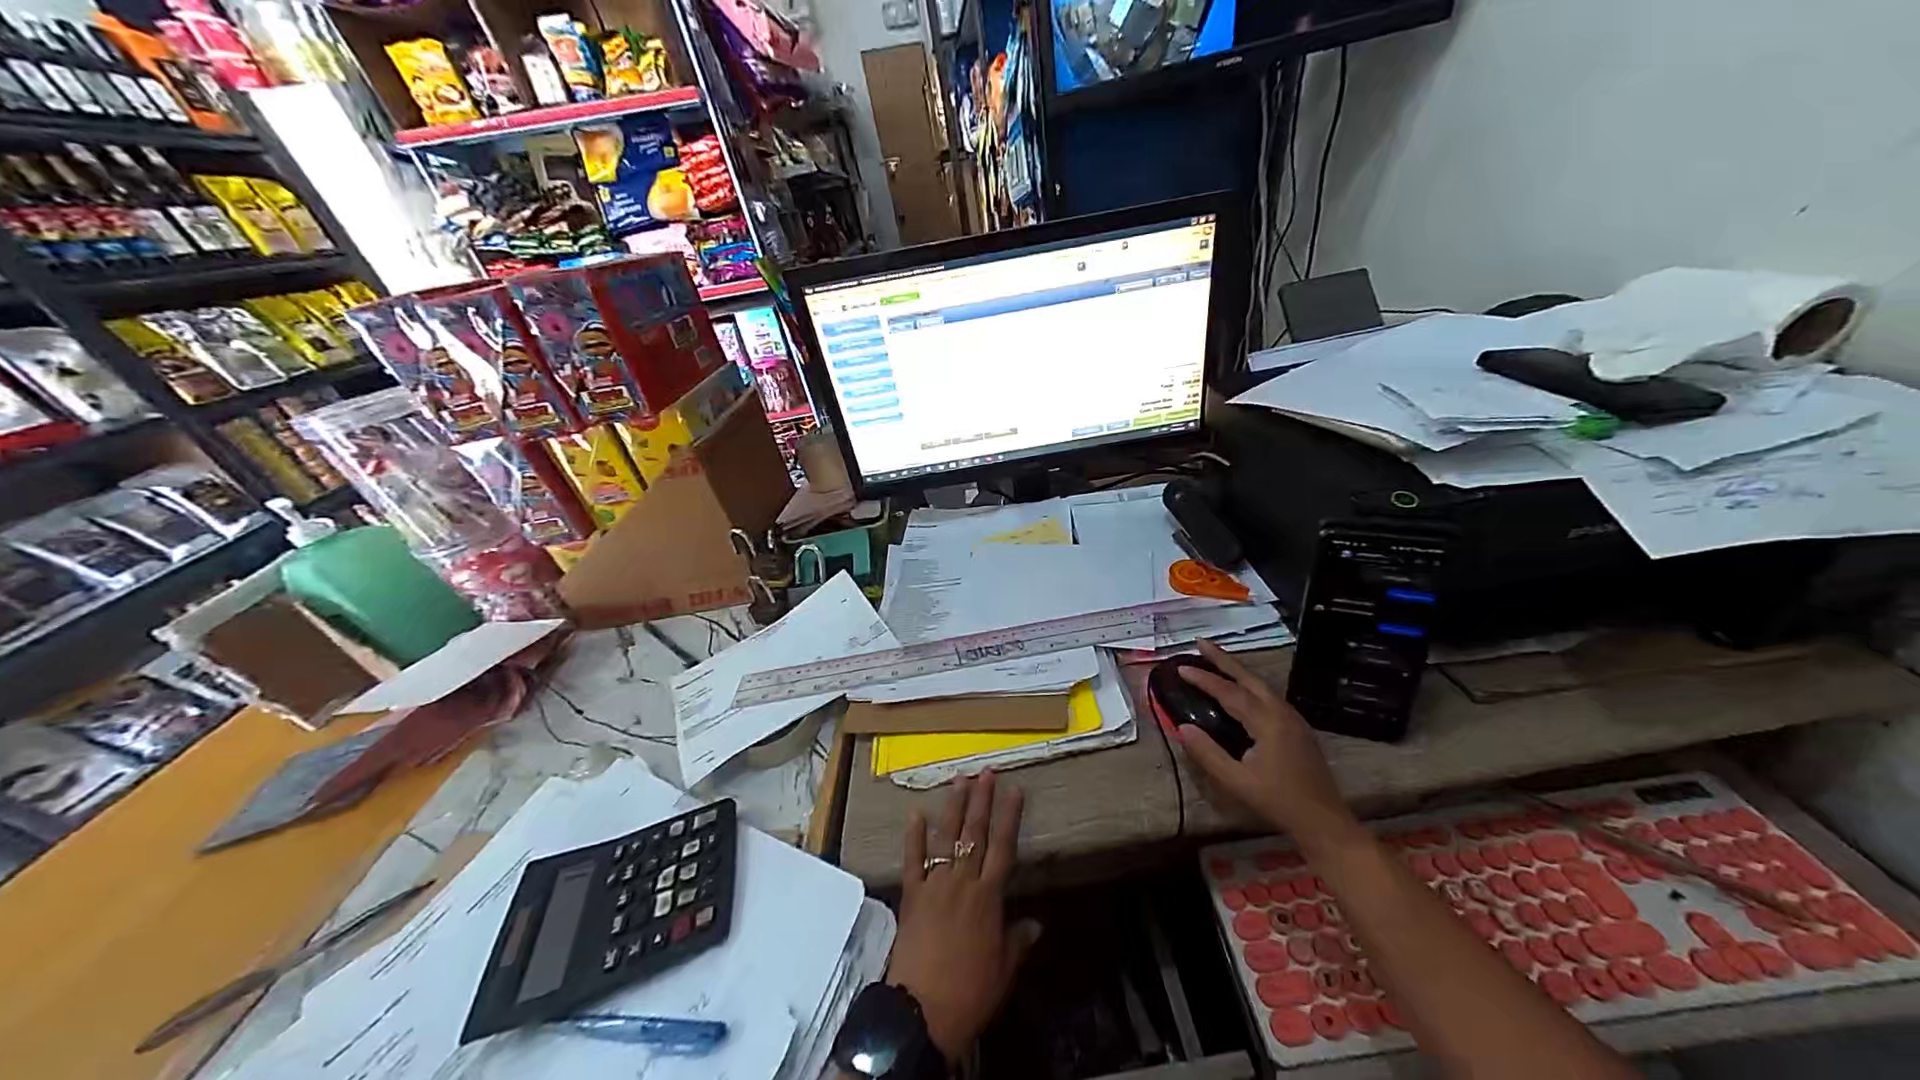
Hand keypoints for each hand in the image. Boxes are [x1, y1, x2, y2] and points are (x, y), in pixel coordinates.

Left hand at [888, 769, 1041, 1059]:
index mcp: (988, 898)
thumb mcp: (1003, 970)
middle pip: (974, 834)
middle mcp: (962, 883)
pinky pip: (912, 860)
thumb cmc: (970, 993)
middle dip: (982, 800)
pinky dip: (913, 837)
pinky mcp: (911, 895)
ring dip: (953, 808)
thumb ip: (1017, 941)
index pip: (1003, 847)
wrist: (921, 1012)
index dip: (1010, 817)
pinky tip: (916, 814)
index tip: (1014, 789)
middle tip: (986, 772)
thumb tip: (1036, 923)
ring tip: (959, 780)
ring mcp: (934, 885)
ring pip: (946, 838)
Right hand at [1174, 640, 1354, 840]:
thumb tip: (1182, 727)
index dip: (1204, 678)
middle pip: (1249, 677)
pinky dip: (1249, 685)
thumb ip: (1208, 753)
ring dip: (1237, 670)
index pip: (1229, 692)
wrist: (1324, 820)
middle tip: (1200, 643)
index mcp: (1267, 722)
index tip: (1180, 667)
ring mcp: (1293, 719)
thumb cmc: (1278, 801)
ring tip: (1215, 661)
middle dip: (1224, 659)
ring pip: (1261, 685)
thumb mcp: (1236, 781)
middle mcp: (1282, 712)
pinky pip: (1268, 696)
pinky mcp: (1297, 728)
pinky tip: (1240, 689)